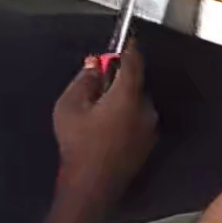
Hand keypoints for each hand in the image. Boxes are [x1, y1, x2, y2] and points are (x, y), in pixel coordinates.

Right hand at [53, 47, 159, 203]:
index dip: (129, 49)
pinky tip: (106, 125)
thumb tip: (95, 64)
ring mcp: (151, 126)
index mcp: (128, 96)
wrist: (95, 183)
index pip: (134, 63)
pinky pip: (138, 117)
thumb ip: (85, 80)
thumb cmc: (79, 143)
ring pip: (136, 101)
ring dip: (121, 98)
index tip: (127, 39)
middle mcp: (146, 109)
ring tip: (96, 110)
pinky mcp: (149, 140)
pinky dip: (126, 113)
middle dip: (118, 79)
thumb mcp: (70, 105)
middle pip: (135, 83)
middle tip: (96, 81)